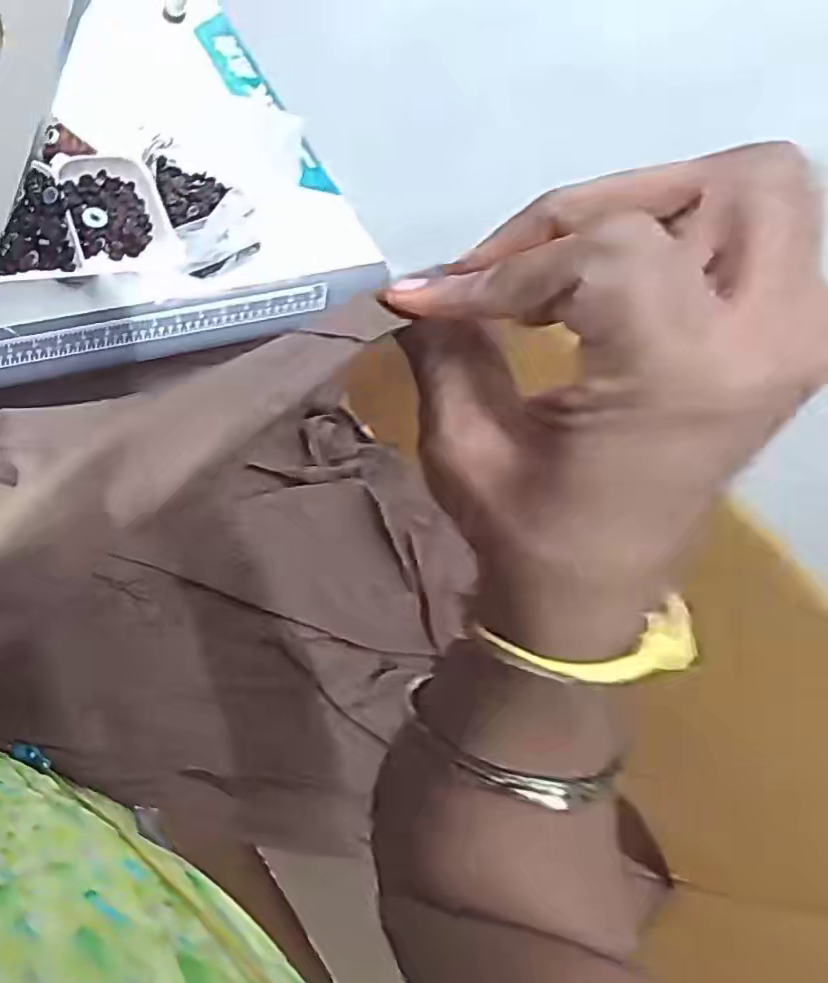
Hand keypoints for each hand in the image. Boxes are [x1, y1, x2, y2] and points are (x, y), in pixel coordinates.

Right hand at [382, 142, 826, 656]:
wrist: (594, 577)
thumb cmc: (519, 523)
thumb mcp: (461, 441)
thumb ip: (447, 351)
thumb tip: (415, 292)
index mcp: (684, 372)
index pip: (607, 254)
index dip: (499, 267)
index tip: (425, 300)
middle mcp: (774, 331)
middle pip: (728, 181)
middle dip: (589, 209)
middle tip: (503, 263)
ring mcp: (798, 325)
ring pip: (754, 189)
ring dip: (632, 213)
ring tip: (543, 273)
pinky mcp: (784, 328)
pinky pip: (747, 232)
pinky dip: (654, 239)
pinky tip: (580, 292)